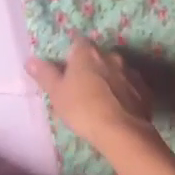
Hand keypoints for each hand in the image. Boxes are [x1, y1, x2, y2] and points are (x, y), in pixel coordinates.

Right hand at [26, 35, 157, 148]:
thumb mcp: (56, 93)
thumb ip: (44, 74)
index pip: (78, 42)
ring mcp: (131, 72)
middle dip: (90, 66)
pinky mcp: (144, 89)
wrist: (122, 131)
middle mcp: (111, 56)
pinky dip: (123, 92)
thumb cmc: (82, 108)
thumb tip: (30, 60)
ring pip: (116, 71)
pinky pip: (130, 86)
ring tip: (100, 98)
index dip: (71, 54)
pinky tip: (117, 107)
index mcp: (87, 53)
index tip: (66, 68)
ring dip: (108, 79)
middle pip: (98, 56)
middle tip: (81, 85)